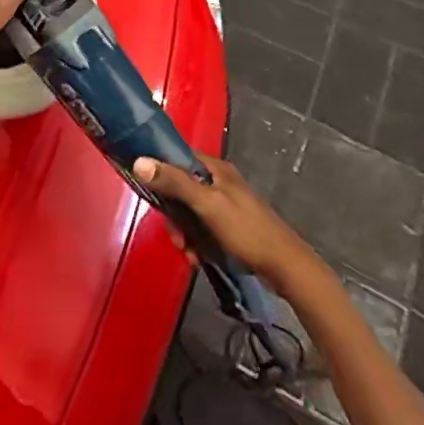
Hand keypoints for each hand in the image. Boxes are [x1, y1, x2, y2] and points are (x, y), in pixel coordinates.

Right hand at [134, 154, 322, 291]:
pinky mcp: (228, 227)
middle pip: (180, 190)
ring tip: (188, 253)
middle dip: (174, 216)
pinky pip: (201, 230)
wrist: (284, 266)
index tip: (149, 191)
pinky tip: (197, 258)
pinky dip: (196, 243)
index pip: (178, 158)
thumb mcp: (207, 204)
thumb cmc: (246, 230)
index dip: (161, 170)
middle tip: (176, 237)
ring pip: (189, 213)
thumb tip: (139, 161)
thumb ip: (174, 183)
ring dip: (184, 234)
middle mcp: (219, 183)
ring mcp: (224, 205)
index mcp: (216, 170)